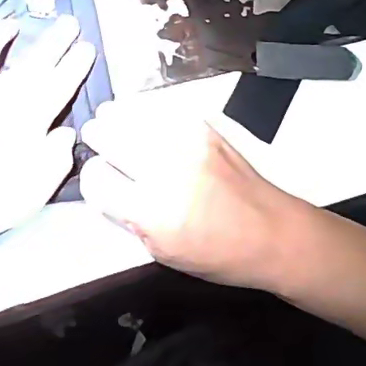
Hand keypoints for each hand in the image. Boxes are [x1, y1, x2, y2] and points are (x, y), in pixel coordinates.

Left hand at [0, 15, 94, 261]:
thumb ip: (56, 159)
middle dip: (56, 39)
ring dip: (0, 32)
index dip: (76, 63)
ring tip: (11, 25)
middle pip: (34, 58)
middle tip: (69, 23)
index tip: (87, 47)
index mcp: (29, 118)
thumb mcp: (33, 193)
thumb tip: (65, 134)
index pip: (61, 82)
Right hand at [78, 103, 310, 290]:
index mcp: (153, 213)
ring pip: (134, 116)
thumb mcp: (164, 253)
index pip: (98, 180)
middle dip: (98, 138)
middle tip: (95, 139)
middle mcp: (166, 173)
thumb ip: (132, 220)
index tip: (99, 178)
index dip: (92, 178)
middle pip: (110, 138)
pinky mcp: (205, 131)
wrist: (272, 232)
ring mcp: (187, 146)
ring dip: (117, 117)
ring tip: (108, 118)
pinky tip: (141, 115)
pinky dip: (147, 111)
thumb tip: (111, 190)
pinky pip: (164, 110)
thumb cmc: (220, 254)